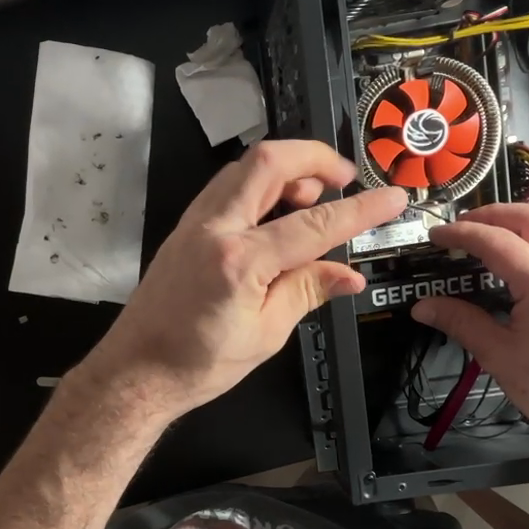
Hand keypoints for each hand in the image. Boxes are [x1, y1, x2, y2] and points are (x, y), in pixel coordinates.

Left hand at [82, 141, 406, 419]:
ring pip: (243, 169)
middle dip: (314, 157)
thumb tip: (349, 276)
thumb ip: (306, 292)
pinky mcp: (184, 230)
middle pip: (268, 162)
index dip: (359, 210)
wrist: (137, 371)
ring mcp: (193, 225)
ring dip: (284, 169)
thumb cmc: (197, 365)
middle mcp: (213, 230)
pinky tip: (276, 211)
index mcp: (239, 262)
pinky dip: (258, 186)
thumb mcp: (265, 335)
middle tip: (344, 178)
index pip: (313, 224)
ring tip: (313, 196)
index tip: (391, 198)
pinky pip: (226, 188)